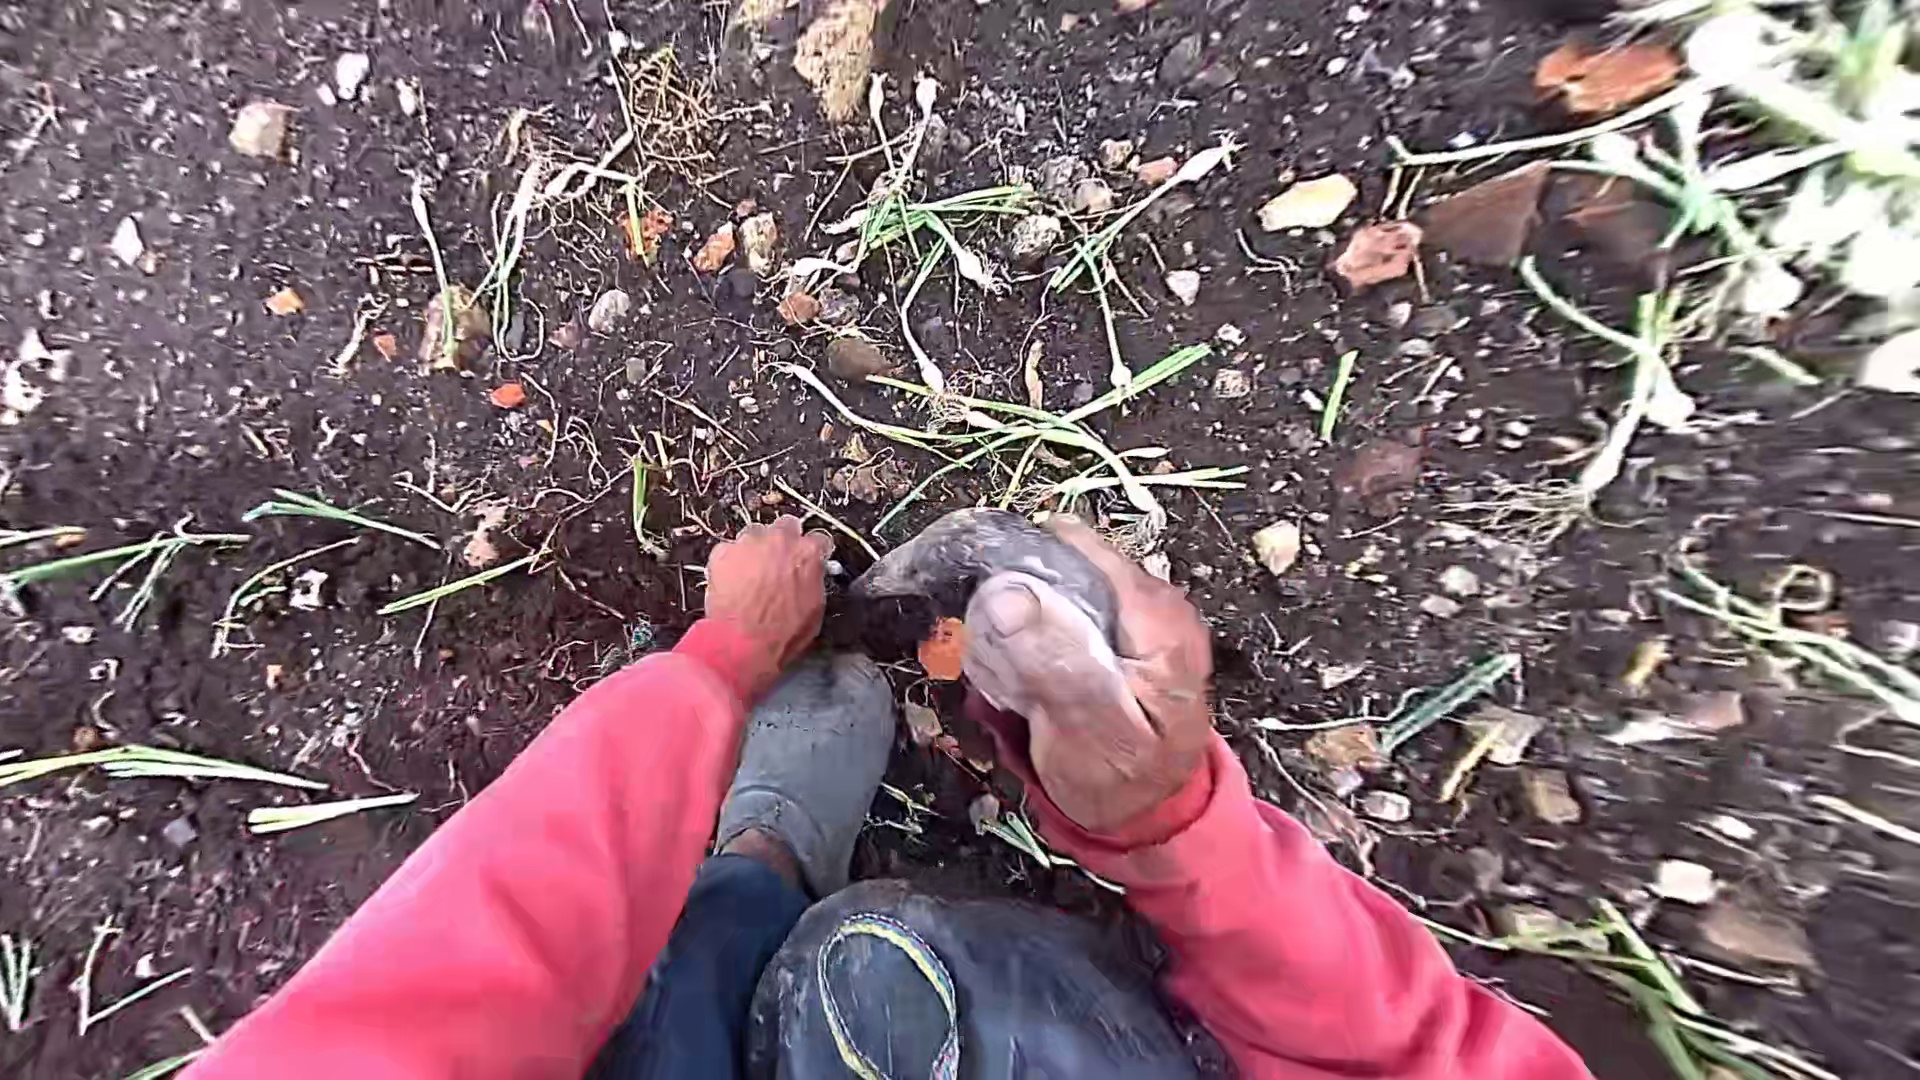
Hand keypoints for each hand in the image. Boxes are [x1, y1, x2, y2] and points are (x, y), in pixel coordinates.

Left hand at [704, 516, 833, 672]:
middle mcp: (780, 540)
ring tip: (753, 576)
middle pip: (785, 526)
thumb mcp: (815, 607)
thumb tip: (812, 576)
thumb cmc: (781, 631)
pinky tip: (734, 582)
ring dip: (756, 549)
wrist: (744, 642)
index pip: (818, 539)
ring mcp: (750, 543)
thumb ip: (814, 580)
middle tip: (778, 563)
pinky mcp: (723, 552)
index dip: (812, 550)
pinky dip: (731, 561)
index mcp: (808, 553)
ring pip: (755, 534)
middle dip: (783, 541)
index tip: (807, 558)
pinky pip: (729, 549)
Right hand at [963, 516, 1212, 833]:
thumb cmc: (1121, 778)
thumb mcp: (1087, 729)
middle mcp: (1153, 602)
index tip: (986, 592)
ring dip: (1026, 608)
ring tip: (1008, 655)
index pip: (1079, 549)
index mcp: (1158, 616)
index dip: (1026, 560)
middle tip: (996, 639)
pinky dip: (1038, 624)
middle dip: (1023, 588)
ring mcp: (1136, 614)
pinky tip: (1026, 659)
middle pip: (1069, 561)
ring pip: (1062, 581)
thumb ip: (1053, 663)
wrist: (1146, 815)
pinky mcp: (1119, 630)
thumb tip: (1005, 594)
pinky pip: (1066, 605)